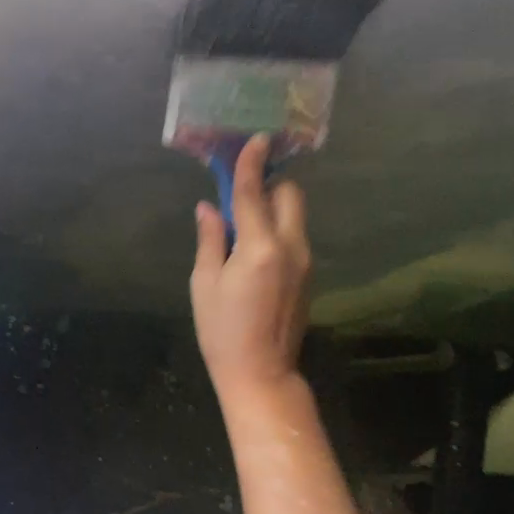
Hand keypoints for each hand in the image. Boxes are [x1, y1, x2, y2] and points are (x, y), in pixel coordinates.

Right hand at [190, 134, 312, 397]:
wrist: (261, 373)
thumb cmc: (222, 331)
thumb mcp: (205, 283)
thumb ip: (210, 239)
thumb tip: (208, 208)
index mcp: (260, 247)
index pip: (253, 193)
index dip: (251, 164)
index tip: (254, 139)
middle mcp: (291, 247)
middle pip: (289, 196)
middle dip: (268, 185)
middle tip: (240, 193)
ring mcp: (304, 261)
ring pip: (294, 216)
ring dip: (271, 208)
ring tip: (241, 224)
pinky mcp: (308, 275)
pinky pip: (294, 236)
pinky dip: (276, 229)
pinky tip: (253, 248)